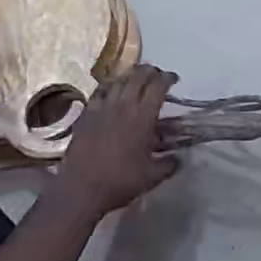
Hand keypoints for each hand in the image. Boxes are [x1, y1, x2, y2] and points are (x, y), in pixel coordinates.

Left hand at [51, 64, 180, 217]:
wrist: (81, 189)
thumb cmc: (120, 181)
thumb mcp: (152, 177)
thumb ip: (169, 164)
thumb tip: (179, 159)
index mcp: (142, 117)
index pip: (158, 86)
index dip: (168, 78)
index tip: (173, 79)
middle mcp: (123, 105)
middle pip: (138, 76)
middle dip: (150, 71)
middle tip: (157, 76)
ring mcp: (102, 108)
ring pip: (118, 80)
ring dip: (130, 75)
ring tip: (137, 79)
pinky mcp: (86, 114)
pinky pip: (99, 91)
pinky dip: (109, 86)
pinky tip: (111, 90)